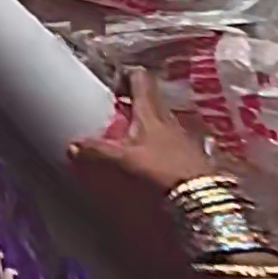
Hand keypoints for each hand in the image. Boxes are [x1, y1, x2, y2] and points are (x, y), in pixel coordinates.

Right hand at [68, 67, 217, 192]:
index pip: (140, 78)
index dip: (126, 76)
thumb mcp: (124, 162)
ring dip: (146, 126)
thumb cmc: (162, 171)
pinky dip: (159, 147)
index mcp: (150, 111)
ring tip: (130, 143)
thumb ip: (98, 152)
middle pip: (151, 99)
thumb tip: (72, 146)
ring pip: (162, 121)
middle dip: (133, 104)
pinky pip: (171, 143)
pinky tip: (151, 164)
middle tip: (116, 116)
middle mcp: (169, 118)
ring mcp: (184, 137)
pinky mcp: (194, 158)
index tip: (112, 88)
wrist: (205, 202)